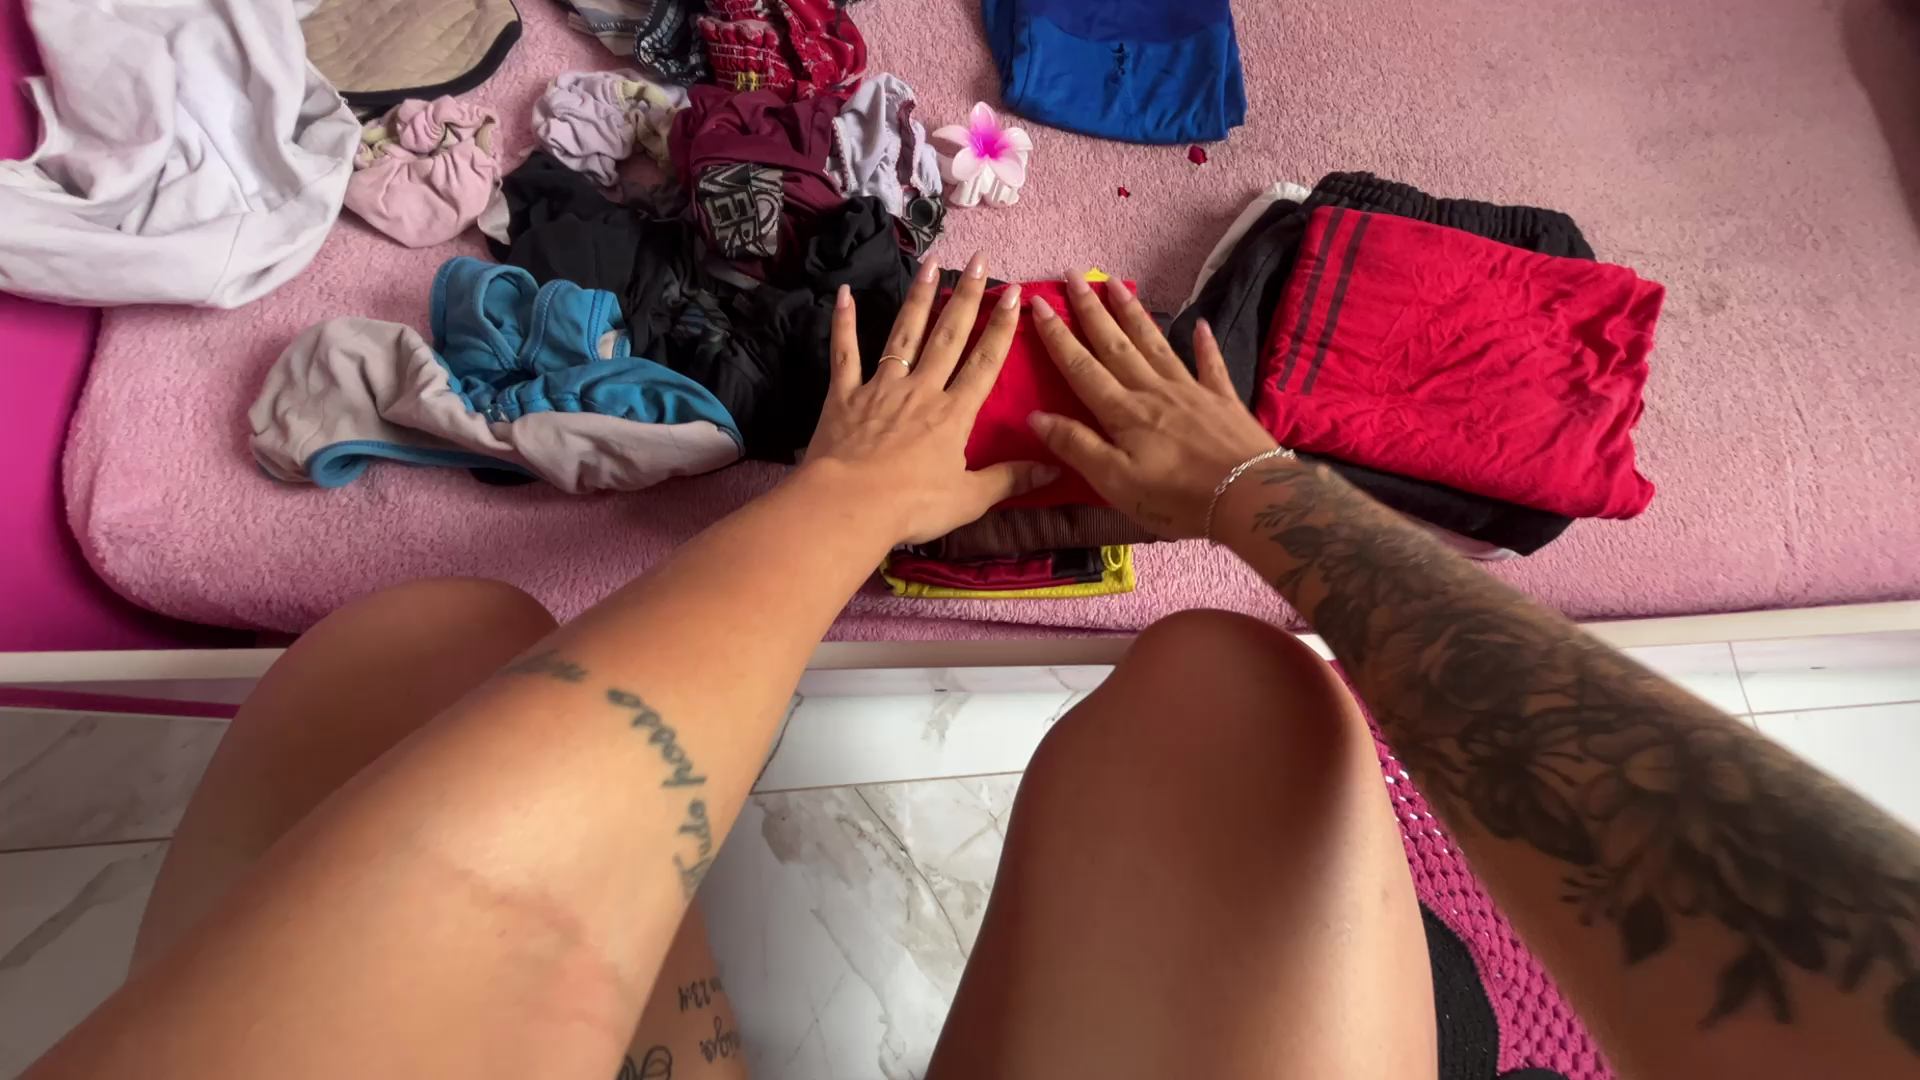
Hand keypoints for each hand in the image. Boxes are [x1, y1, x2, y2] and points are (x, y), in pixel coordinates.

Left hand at [799, 252, 1056, 545]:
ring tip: (930, 263)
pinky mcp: (844, 395)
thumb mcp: (969, 499)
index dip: (1001, 328)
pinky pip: (845, 353)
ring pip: (903, 334)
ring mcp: (880, 388)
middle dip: (966, 297)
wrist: (849, 505)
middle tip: (979, 260)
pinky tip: (844, 293)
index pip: (984, 363)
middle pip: (948, 336)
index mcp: (953, 414)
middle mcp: (921, 390)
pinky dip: (844, 322)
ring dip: (918, 297)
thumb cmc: (912, 506)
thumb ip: (1010, 480)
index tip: (1014, 293)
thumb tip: (1055, 469)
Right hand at [1025, 274, 1282, 538]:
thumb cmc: (1175, 498)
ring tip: (1117, 284)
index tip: (1039, 304)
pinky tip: (1200, 324)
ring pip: (1155, 344)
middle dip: (1092, 310)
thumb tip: (1035, 415)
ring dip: (1133, 314)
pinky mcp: (1223, 401)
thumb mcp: (1114, 481)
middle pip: (1116, 345)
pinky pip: (1210, 365)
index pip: (1081, 367)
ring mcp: (1191, 391)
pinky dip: (1204, 344)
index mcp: (1123, 412)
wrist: (1249, 498)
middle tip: (1074, 276)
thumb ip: (1076, 446)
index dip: (1058, 336)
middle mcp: (1153, 391)